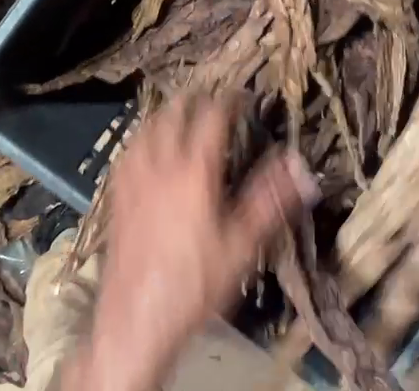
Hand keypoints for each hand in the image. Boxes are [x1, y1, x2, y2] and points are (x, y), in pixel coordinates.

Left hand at [63, 94, 316, 390]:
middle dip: (192, 99)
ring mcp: (133, 184)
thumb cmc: (195, 284)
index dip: (228, 100)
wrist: (136, 323)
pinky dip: (137, 142)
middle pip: (172, 116)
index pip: (211, 117)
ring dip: (162, 115)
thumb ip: (271, 200)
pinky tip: (140, 148)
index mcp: (194, 171)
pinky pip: (124, 158)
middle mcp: (160, 169)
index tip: (243, 96)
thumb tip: (302, 167)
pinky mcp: (116, 203)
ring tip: (176, 111)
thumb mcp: (242, 245)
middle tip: (209, 95)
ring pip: (144, 132)